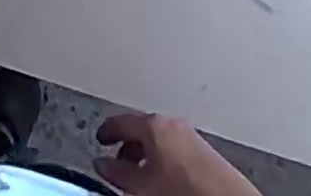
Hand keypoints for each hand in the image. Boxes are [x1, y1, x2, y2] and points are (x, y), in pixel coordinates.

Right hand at [94, 114, 261, 195]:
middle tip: (120, 164)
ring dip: (149, 156)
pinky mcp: (211, 157)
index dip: (106, 131)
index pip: (119, 121)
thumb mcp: (143, 185)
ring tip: (145, 177)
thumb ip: (117, 172)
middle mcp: (173, 125)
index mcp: (153, 124)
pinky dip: (168, 162)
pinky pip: (179, 152)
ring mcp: (194, 139)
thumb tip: (102, 164)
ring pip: (162, 142)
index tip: (100, 140)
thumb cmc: (188, 192)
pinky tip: (169, 182)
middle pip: (142, 130)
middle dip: (129, 147)